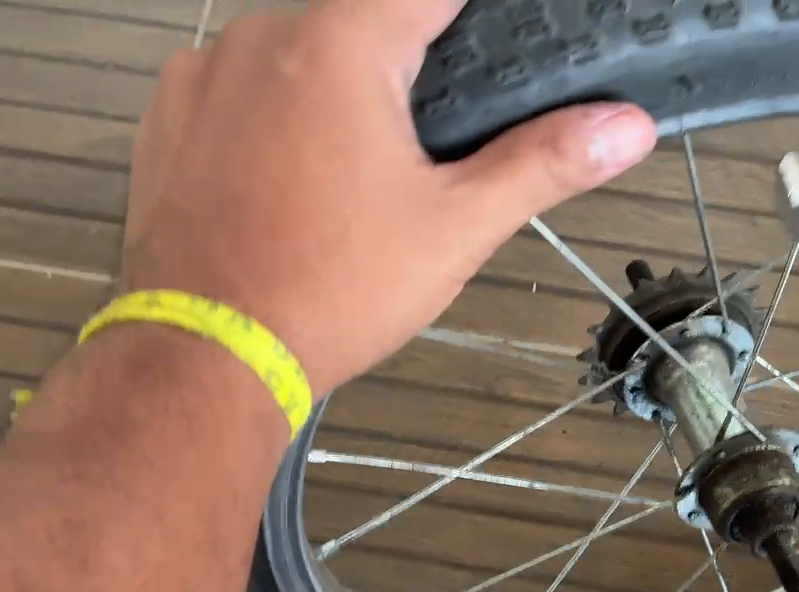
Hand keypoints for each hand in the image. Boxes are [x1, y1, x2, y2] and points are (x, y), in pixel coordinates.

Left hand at [121, 0, 656, 396]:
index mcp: (341, 45)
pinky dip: (291, 125)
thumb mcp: (461, 227)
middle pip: (365, 24)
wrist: (212, 351)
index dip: (479, 17)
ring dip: (350, 102)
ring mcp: (204, 72)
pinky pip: (251, 95)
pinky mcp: (172, 116)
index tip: (503, 52)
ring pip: (305, 62)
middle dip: (413, 78)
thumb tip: (626, 125)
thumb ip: (544, 164)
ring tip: (370, 193)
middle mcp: (259, 35)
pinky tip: (308, 196)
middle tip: (437, 161)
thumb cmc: (338, 286)